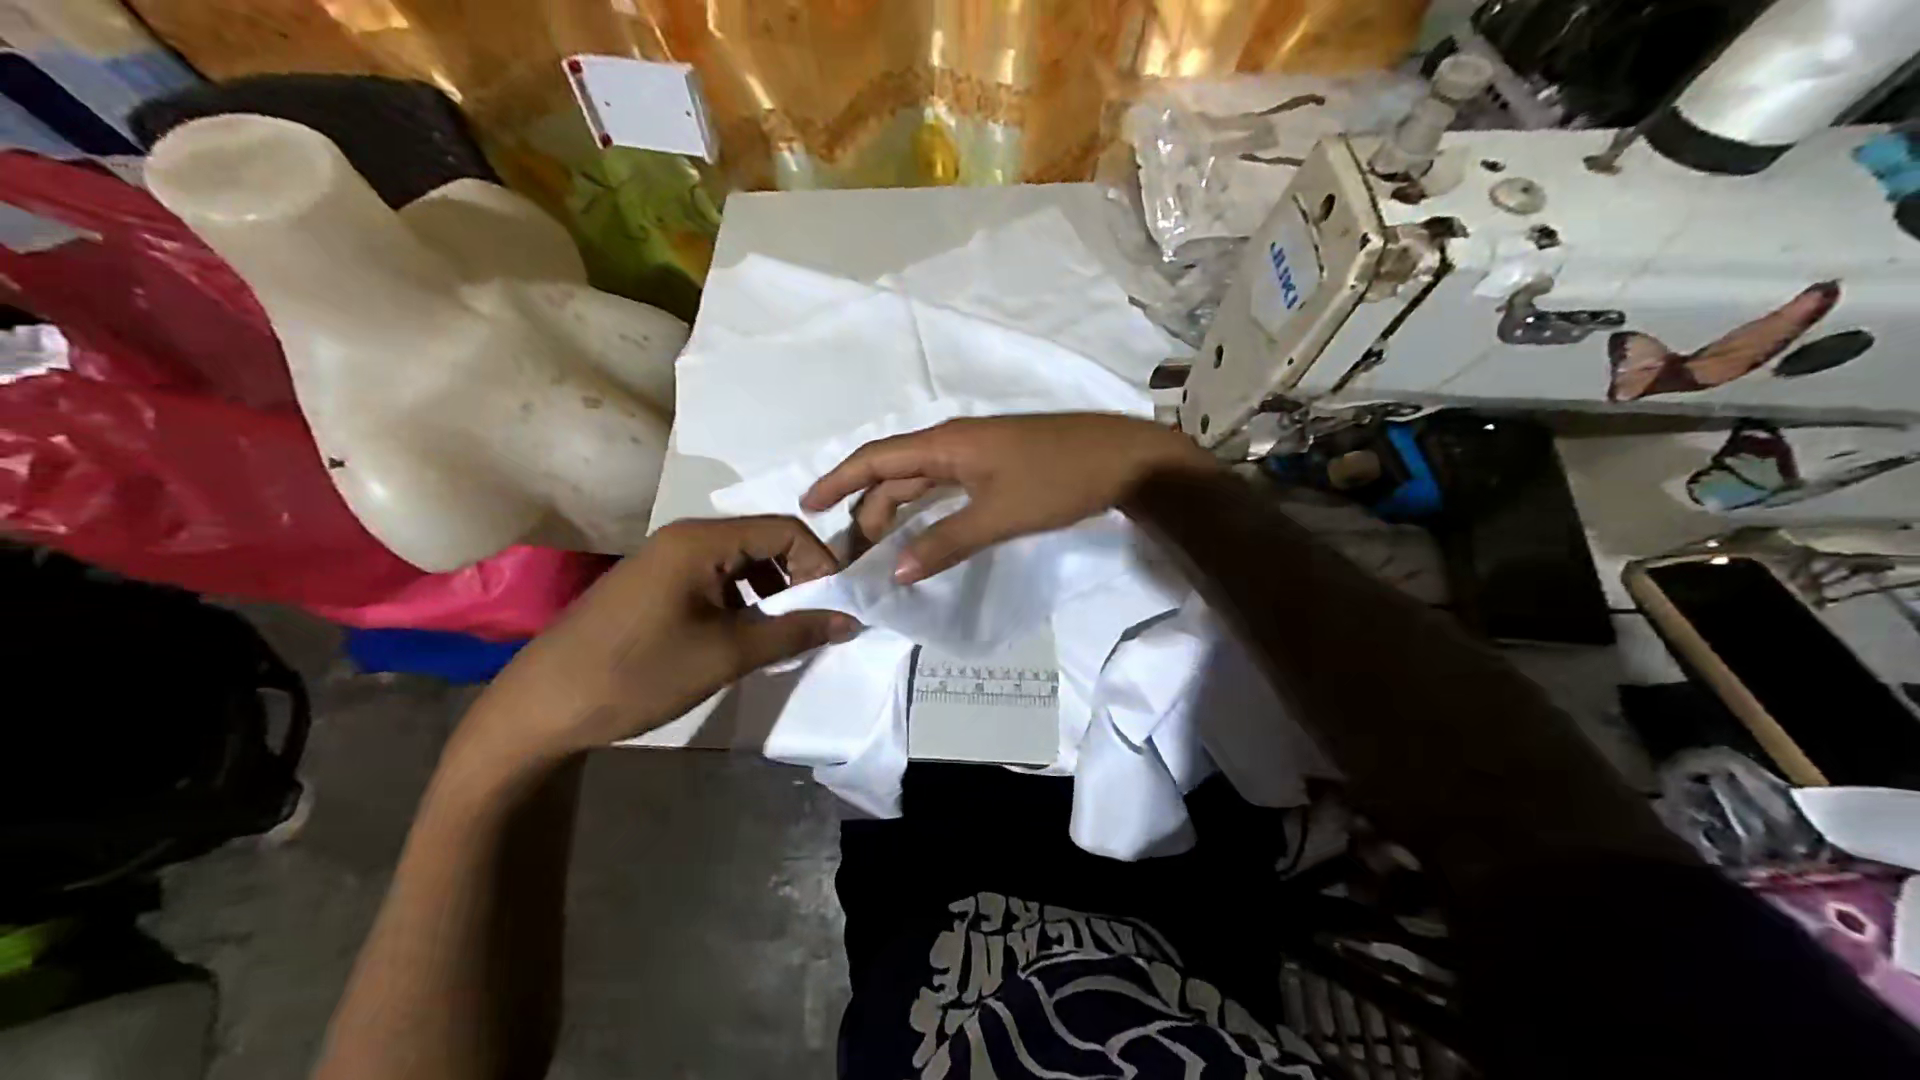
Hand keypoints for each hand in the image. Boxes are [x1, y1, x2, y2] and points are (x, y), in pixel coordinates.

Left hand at [461, 517, 857, 761]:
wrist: (540, 708)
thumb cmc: (638, 673)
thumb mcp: (726, 655)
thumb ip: (794, 632)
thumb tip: (851, 620)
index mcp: (700, 540)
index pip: (784, 529)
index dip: (820, 562)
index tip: (835, 603)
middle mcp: (683, 537)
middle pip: (763, 541)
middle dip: (798, 577)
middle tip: (813, 619)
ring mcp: (664, 560)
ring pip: (739, 562)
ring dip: (770, 591)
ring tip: (780, 632)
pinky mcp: (653, 584)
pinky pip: (713, 578)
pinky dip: (741, 600)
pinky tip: (742, 635)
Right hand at [801, 412, 1214, 583]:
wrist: (1125, 460)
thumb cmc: (1058, 480)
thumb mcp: (998, 515)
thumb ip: (945, 543)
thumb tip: (896, 572)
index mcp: (946, 445)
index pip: (876, 459)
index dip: (839, 480)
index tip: (807, 505)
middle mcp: (953, 443)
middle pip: (894, 474)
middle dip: (866, 508)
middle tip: (850, 553)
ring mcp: (976, 454)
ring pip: (921, 482)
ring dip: (896, 511)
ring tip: (876, 548)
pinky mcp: (996, 467)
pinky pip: (946, 487)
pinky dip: (927, 511)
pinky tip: (922, 534)